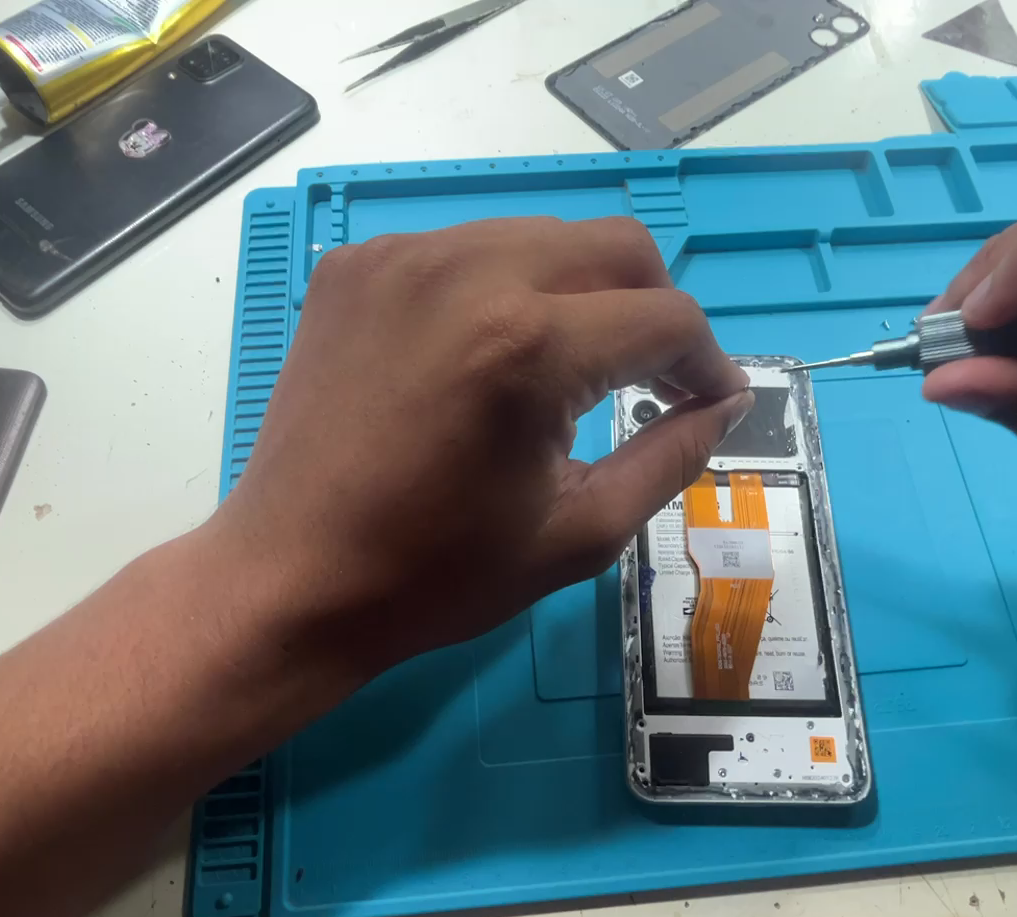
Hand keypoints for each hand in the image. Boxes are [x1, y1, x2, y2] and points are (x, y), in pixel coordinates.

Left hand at [209, 217, 750, 675]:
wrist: (292, 579)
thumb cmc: (438, 576)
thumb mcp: (580, 532)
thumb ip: (671, 457)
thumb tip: (724, 405)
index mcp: (529, 346)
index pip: (665, 317)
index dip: (707, 361)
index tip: (711, 401)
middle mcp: (468, 270)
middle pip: (615, 247)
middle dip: (654, 310)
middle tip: (652, 380)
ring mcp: (402, 258)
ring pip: (541, 238)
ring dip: (581, 296)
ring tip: (570, 372)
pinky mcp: (357, 268)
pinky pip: (465, 251)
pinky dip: (502, 293)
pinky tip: (488, 358)